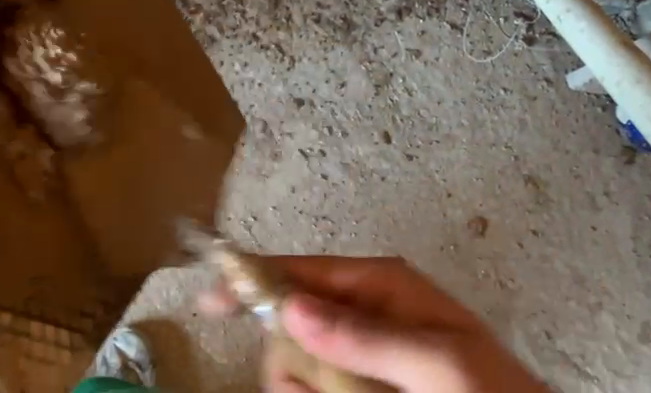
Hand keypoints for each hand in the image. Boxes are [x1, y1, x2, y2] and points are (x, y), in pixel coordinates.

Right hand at [201, 255, 548, 392]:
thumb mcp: (440, 368)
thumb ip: (366, 336)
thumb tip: (291, 306)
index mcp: (381, 286)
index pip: (299, 270)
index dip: (251, 279)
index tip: (210, 303)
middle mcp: (366, 312)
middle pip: (291, 321)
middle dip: (286, 358)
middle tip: (303, 392)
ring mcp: (367, 353)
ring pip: (301, 362)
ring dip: (302, 386)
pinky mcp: (367, 384)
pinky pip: (320, 385)